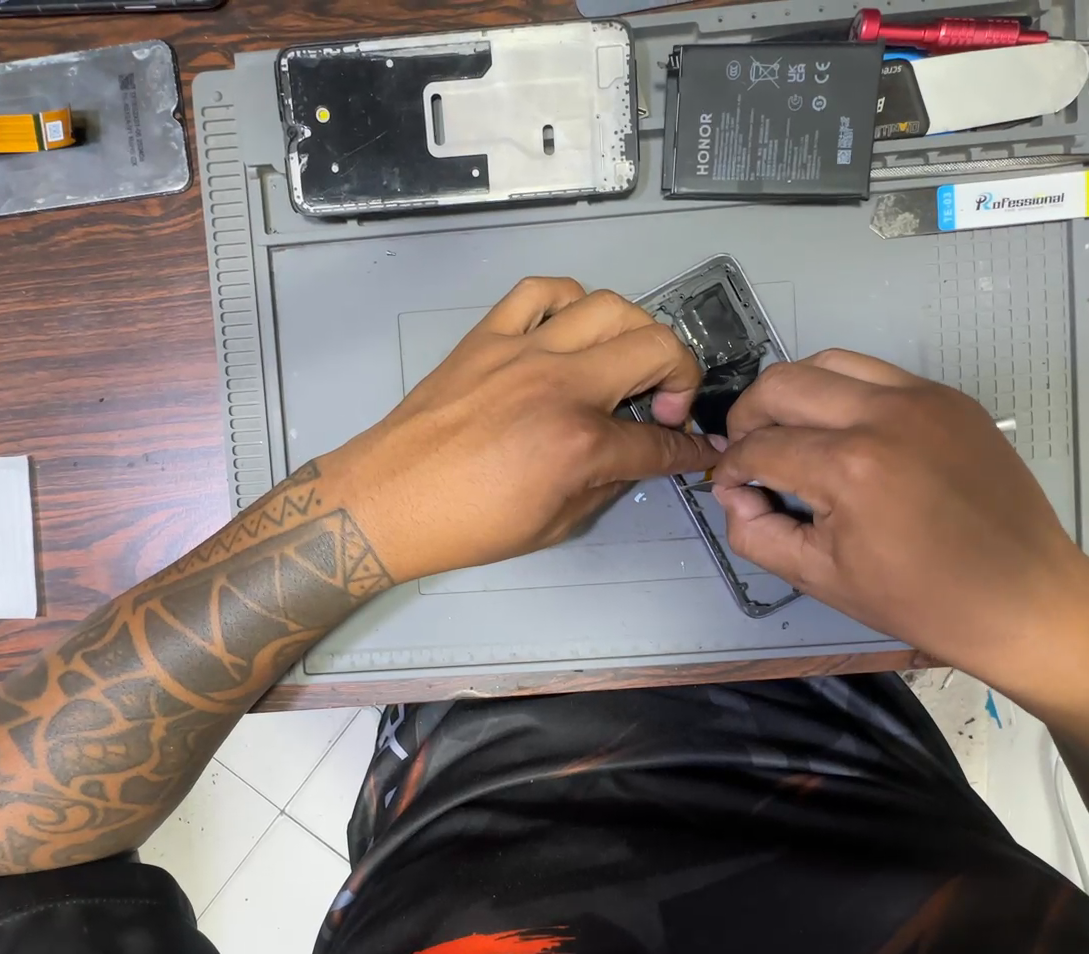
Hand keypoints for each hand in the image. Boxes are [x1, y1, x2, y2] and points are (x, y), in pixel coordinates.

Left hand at [321, 277, 718, 581]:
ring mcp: (523, 352)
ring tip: (624, 363)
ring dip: (635, 333)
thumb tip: (634, 458)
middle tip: (665, 406)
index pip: (661, 442)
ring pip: (608, 306)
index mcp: (581, 445)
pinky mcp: (488, 337)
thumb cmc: (468, 526)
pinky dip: (568, 301)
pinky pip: (541, 291)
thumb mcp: (554, 525)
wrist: (389, 501)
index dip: (689, 450)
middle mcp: (561, 386)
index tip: (699, 449)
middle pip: (656, 349)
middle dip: (682, 377)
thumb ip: (606, 484)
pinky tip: (570, 328)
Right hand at [711, 349, 1088, 691]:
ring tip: (789, 432)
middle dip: (747, 416)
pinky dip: (841, 394)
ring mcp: (923, 398)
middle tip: (747, 451)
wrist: (1021, 597)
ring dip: (792, 394)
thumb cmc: (918, 599)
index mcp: (849, 468)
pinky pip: (875, 374)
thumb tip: (734, 493)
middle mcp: (884, 416)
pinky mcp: (949, 398)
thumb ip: (754, 533)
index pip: (760, 446)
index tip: (727, 485)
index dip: (730, 468)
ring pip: (827, 362)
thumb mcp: (818, 577)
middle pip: (782, 384)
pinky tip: (842, 434)